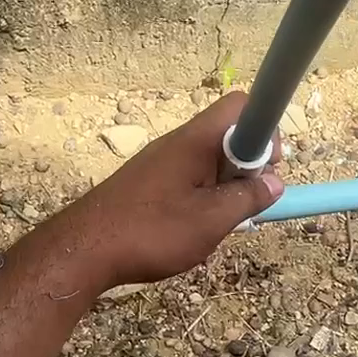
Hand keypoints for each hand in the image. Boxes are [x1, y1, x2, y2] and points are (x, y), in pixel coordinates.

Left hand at [46, 93, 282, 289]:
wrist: (83, 251)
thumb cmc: (151, 231)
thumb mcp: (211, 220)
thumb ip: (248, 199)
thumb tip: (274, 183)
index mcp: (196, 140)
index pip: (242, 106)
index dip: (265, 132)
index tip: (267, 169)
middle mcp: (179, 142)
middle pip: (230, 134)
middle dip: (249, 166)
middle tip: (245, 202)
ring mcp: (162, 161)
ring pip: (211, 159)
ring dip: (226, 185)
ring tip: (219, 221)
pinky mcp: (150, 181)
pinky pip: (191, 176)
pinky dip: (204, 196)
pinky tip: (194, 227)